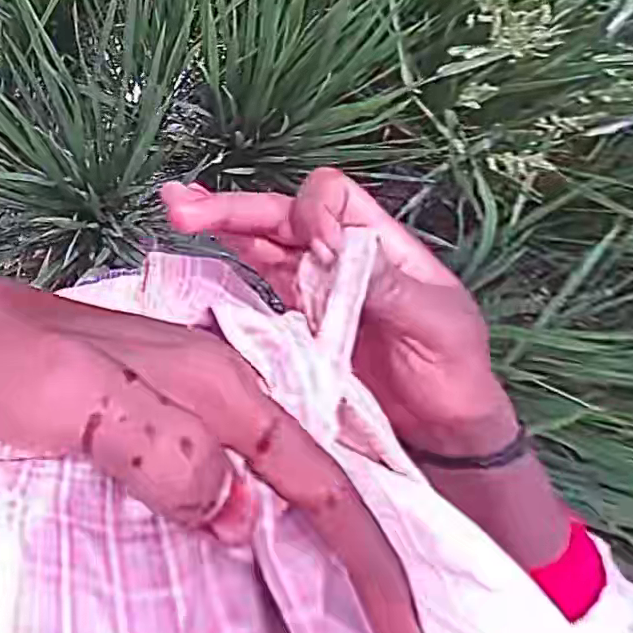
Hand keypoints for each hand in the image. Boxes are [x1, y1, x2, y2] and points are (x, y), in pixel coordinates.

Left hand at [0, 271, 431, 632]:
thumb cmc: (8, 358)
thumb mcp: (78, 395)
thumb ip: (160, 442)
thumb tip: (237, 509)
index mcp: (209, 378)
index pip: (309, 469)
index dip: (365, 551)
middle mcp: (208, 388)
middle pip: (301, 474)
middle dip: (350, 550)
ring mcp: (177, 403)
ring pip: (261, 479)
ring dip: (301, 542)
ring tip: (332, 615)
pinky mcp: (147, 423)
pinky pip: (214, 480)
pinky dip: (243, 524)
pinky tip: (240, 556)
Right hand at [162, 168, 516, 456]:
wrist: (441, 436)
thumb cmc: (453, 373)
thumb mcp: (437, 322)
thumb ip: (386, 278)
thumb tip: (328, 238)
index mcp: (376, 240)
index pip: (331, 196)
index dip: (312, 211)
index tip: (315, 248)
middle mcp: (338, 253)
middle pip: (279, 212)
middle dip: (233, 206)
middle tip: (185, 206)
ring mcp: (312, 283)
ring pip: (259, 238)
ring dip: (219, 222)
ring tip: (178, 210)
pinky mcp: (292, 316)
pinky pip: (254, 278)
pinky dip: (225, 258)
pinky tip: (196, 247)